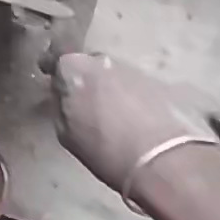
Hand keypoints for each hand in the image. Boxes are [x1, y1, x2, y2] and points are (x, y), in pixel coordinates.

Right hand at [49, 52, 217, 191]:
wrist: (167, 162)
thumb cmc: (105, 149)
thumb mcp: (66, 133)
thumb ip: (60, 105)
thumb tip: (64, 96)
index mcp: (73, 67)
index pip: (56, 57)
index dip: (54, 69)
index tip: (53, 79)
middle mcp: (103, 60)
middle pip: (88, 65)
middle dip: (85, 81)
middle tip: (85, 105)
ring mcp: (135, 69)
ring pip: (114, 75)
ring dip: (111, 90)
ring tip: (114, 118)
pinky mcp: (163, 82)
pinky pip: (138, 88)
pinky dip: (134, 100)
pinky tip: (137, 123)